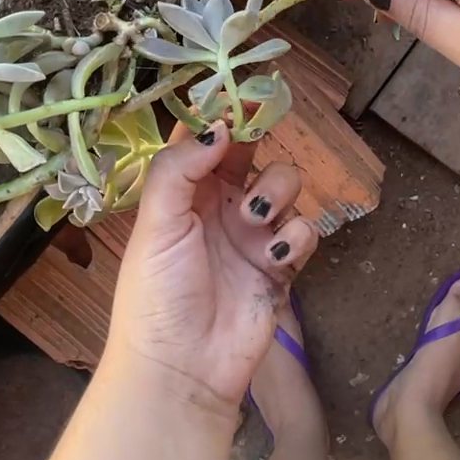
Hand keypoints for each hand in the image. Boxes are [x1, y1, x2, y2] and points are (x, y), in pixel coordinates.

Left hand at [105, 121, 317, 412]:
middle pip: (253, 155)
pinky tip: (278, 252)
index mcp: (185, 194)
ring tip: (257, 218)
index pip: (207, 142)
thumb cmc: (157, 293)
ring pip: (285, 186)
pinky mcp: (281, 266)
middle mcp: (221, 207)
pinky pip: (304, 230)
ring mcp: (254, 236)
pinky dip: (298, 234)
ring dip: (278, 191)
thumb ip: (180, 169)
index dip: (223, 115)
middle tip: (259, 135)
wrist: (182, 367)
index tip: (242, 91)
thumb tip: (220, 127)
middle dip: (259, 146)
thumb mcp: (156, 224)